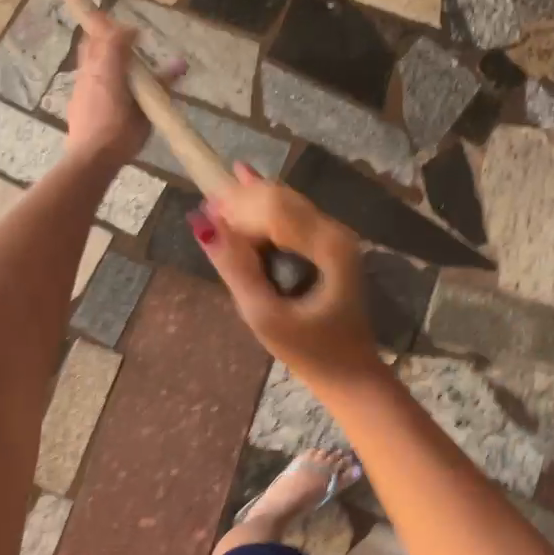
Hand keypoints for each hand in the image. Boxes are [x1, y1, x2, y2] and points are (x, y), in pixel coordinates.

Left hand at [65, 14, 149, 165]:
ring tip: (117, 61)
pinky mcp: (75, 97)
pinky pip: (85, 72)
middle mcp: (91, 70)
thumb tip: (180, 65)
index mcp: (109, 70)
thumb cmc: (121, 136)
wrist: (89, 158)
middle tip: (124, 41)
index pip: (113, 36)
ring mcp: (80, 83)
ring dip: (100, 50)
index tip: (138, 35)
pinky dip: (96, 68)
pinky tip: (108, 85)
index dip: (126, 31)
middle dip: (106, 33)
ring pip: (87, 54)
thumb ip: (161, 86)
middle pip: (93, 39)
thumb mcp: (146, 113)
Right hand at [192, 165, 381, 380]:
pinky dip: (265, 208)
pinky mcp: (330, 244)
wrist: (351, 372)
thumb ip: (237, 269)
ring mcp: (336, 236)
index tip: (202, 215)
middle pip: (281, 200)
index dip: (236, 206)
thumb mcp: (265, 317)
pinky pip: (293, 215)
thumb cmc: (309, 351)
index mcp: (328, 248)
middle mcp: (336, 232)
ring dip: (251, 202)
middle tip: (205, 209)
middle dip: (242, 200)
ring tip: (216, 203)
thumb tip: (203, 225)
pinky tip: (244, 181)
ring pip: (286, 203)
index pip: (273, 210)